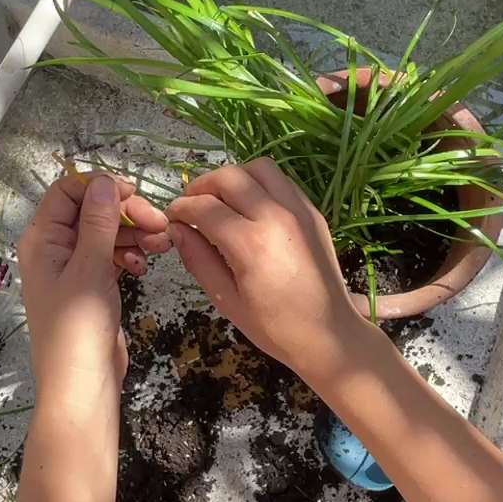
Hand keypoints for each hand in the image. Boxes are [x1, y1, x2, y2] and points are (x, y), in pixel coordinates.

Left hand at [18, 171, 170, 388]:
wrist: (84, 384)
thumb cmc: (79, 326)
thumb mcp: (90, 267)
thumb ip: (98, 221)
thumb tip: (103, 182)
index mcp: (43, 239)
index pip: (67, 192)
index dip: (100, 187)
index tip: (135, 192)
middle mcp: (55, 248)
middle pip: (92, 211)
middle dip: (127, 212)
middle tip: (159, 222)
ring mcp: (74, 267)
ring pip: (107, 233)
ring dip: (135, 233)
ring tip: (162, 245)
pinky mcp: (92, 285)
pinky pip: (112, 255)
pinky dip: (131, 254)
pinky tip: (144, 266)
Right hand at [165, 158, 373, 377]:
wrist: (329, 333)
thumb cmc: (275, 326)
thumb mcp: (227, 299)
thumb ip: (198, 259)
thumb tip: (176, 231)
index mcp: (251, 243)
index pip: (205, 208)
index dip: (182, 208)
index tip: (173, 217)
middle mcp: (276, 215)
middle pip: (230, 177)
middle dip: (202, 186)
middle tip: (191, 205)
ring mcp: (299, 209)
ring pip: (259, 167)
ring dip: (234, 177)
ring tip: (221, 199)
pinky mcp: (313, 211)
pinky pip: (281, 180)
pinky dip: (260, 183)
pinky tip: (250, 206)